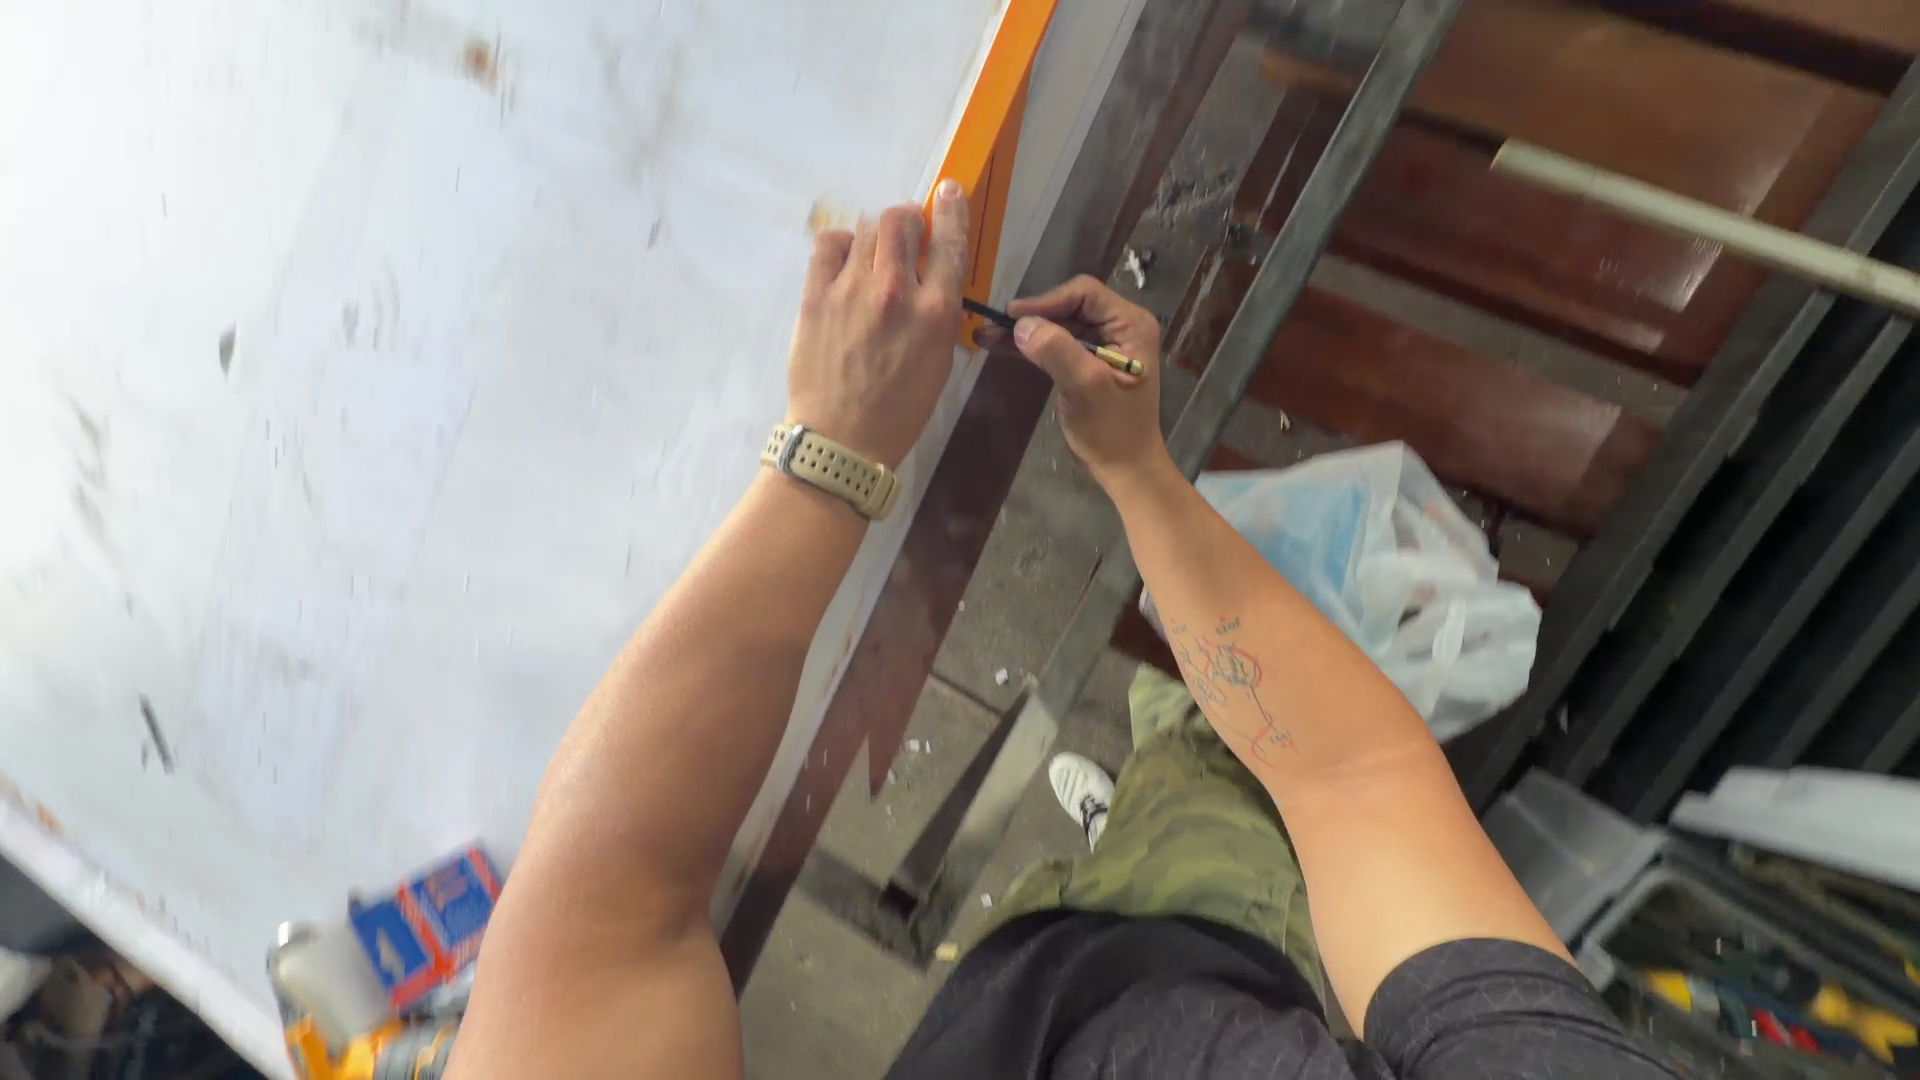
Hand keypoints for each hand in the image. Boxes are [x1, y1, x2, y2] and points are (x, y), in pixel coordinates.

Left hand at [784, 179, 969, 468]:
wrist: (843, 440)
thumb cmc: (899, 412)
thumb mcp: (938, 364)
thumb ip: (938, 316)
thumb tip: (930, 281)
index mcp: (935, 313)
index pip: (949, 242)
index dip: (950, 210)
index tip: (948, 192)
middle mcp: (895, 290)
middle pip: (900, 220)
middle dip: (907, 223)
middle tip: (904, 242)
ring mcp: (851, 289)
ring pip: (866, 228)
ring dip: (875, 237)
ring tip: (871, 261)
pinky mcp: (816, 295)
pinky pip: (829, 243)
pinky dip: (841, 245)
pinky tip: (844, 266)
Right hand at [983, 275, 1167, 485]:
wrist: (1125, 469)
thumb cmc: (1113, 431)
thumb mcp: (1086, 389)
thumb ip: (1058, 351)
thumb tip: (1021, 324)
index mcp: (1130, 325)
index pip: (1084, 294)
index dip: (1047, 302)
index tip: (1013, 317)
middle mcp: (1119, 328)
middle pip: (1069, 308)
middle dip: (1032, 318)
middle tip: (993, 327)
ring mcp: (1103, 346)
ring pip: (1058, 327)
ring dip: (1026, 332)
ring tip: (986, 336)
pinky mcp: (1087, 364)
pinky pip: (1057, 346)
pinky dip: (1032, 348)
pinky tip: (1002, 347)